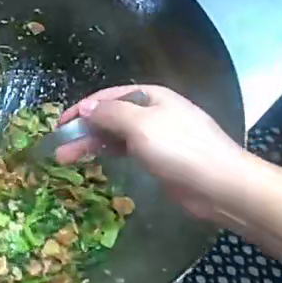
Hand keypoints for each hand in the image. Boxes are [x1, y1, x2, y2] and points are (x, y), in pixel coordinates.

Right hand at [56, 84, 252, 215]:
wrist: (223, 186)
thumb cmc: (180, 149)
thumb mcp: (140, 125)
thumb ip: (110, 114)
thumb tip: (86, 108)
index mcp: (150, 96)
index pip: (106, 97)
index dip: (81, 109)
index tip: (59, 124)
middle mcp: (152, 112)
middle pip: (109, 116)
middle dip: (82, 130)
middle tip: (58, 146)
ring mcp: (157, 135)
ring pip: (115, 135)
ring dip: (91, 144)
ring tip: (66, 159)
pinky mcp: (160, 158)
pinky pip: (126, 151)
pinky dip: (108, 154)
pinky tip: (95, 161)